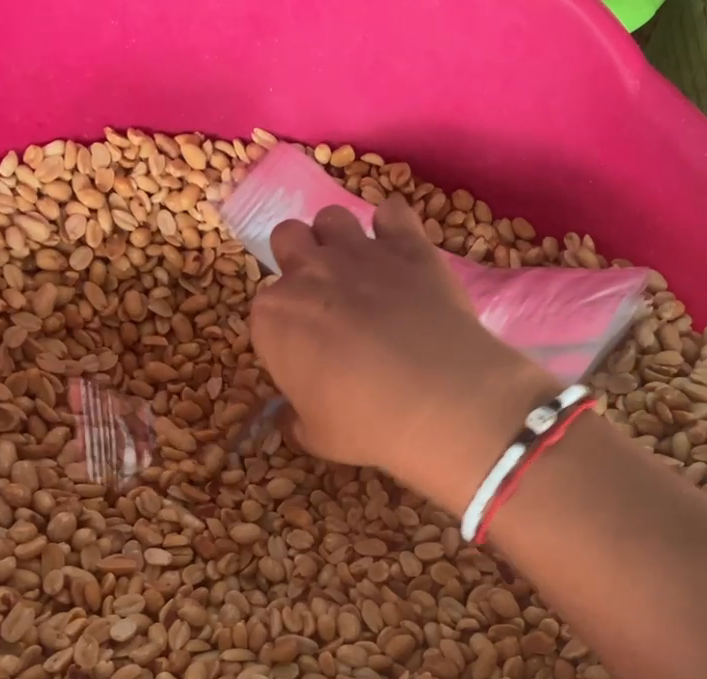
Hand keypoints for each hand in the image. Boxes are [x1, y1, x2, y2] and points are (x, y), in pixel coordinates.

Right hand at [248, 197, 556, 513]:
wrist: (440, 398)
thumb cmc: (366, 423)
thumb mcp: (318, 437)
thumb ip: (295, 420)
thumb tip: (287, 418)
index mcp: (273, 318)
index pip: (266, 311)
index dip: (286, 328)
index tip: (306, 352)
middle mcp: (308, 272)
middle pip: (288, 241)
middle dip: (300, 261)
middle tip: (326, 298)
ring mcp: (359, 252)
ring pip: (332, 218)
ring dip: (340, 239)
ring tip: (361, 271)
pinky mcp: (409, 245)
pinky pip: (391, 213)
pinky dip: (394, 228)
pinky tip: (401, 253)